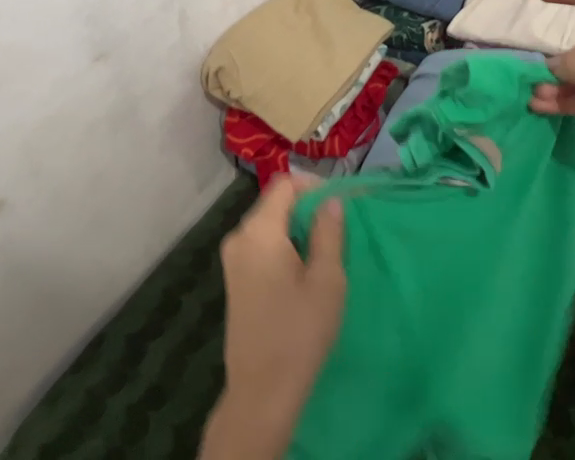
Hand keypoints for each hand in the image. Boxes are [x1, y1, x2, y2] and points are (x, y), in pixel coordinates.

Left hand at [202, 175, 345, 457]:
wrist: (261, 391)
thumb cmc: (299, 332)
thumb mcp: (326, 279)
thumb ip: (328, 232)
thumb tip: (330, 201)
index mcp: (258, 230)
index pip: (284, 184)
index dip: (314, 185)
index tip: (342, 203)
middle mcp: (238, 237)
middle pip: (274, 204)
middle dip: (307, 208)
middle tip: (340, 229)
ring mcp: (232, 260)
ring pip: (268, 226)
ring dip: (297, 230)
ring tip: (327, 252)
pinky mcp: (235, 280)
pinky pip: (261, 247)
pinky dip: (283, 247)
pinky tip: (304, 272)